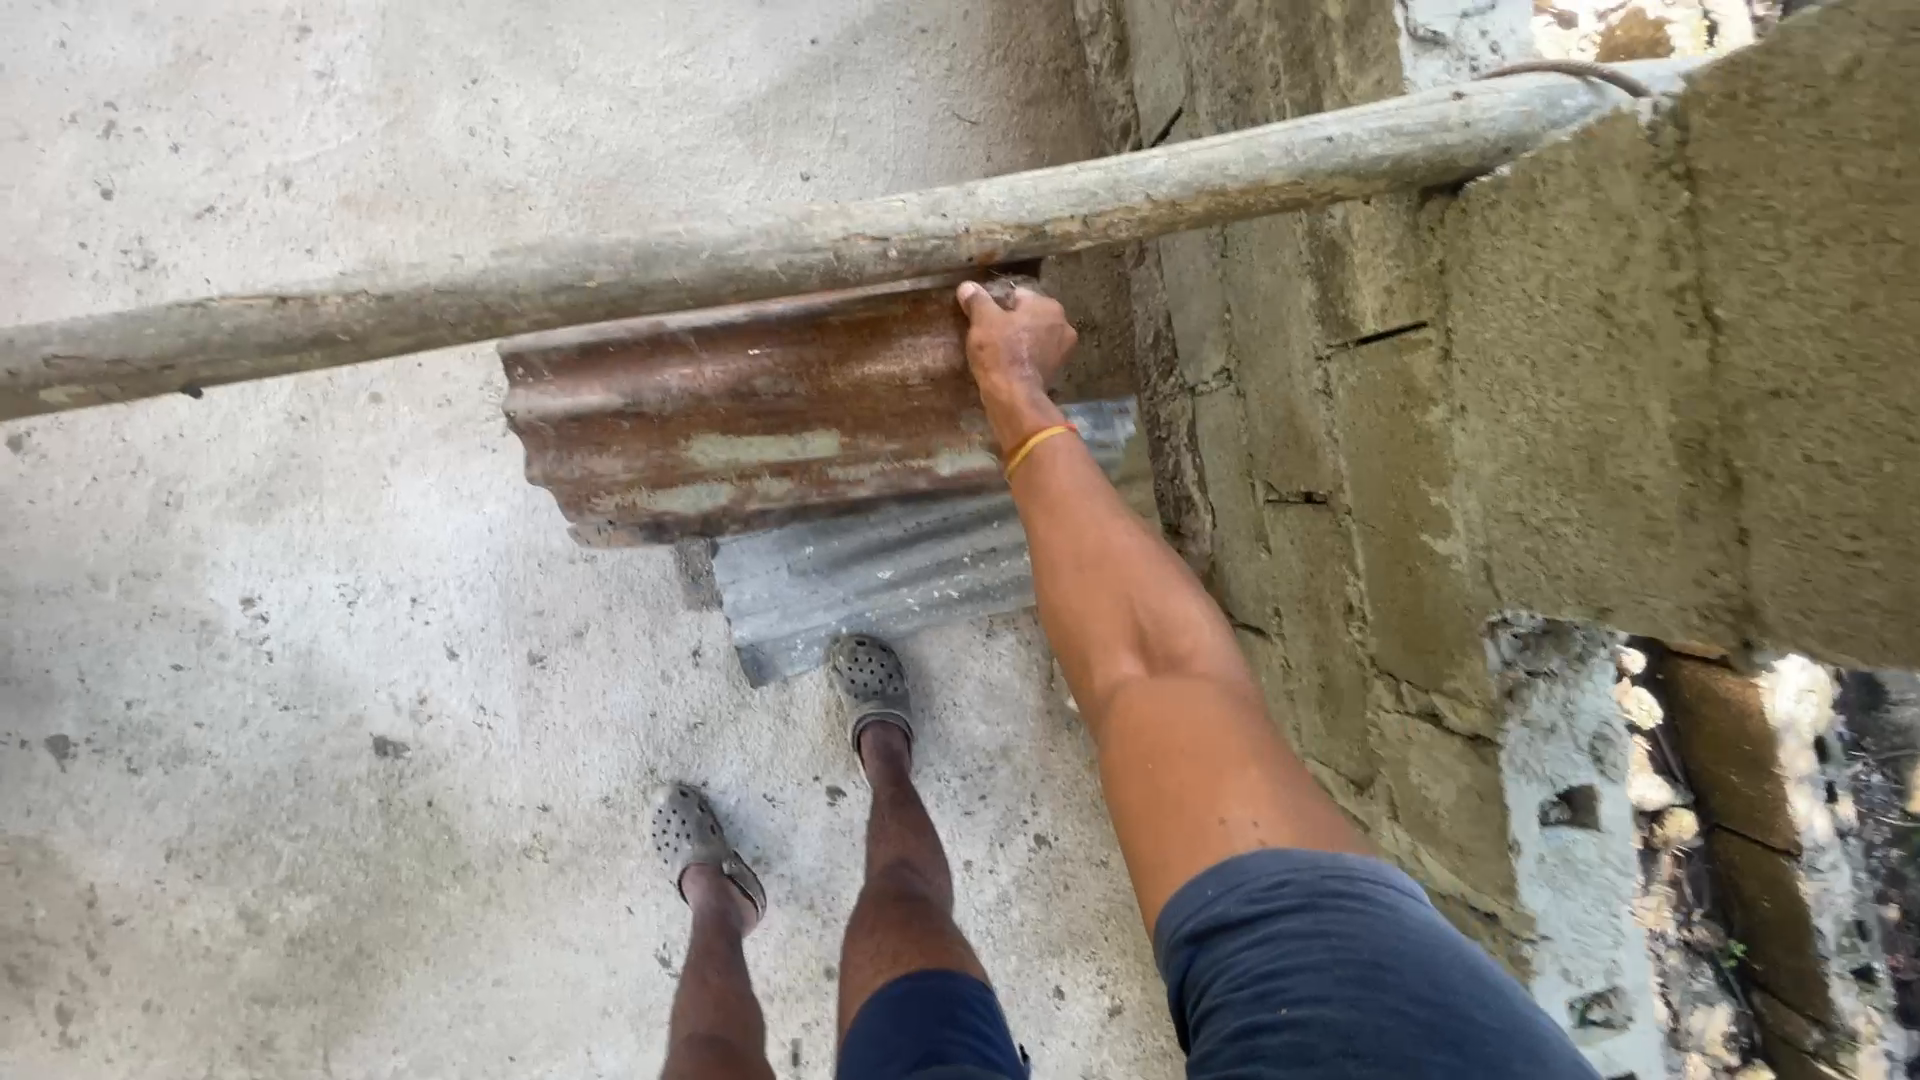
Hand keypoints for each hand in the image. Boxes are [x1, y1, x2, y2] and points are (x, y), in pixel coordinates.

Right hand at [955, 280, 1078, 411]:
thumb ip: (976, 300)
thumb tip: (967, 286)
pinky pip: (1036, 357)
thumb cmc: (1000, 352)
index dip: (998, 305)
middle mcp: (1063, 324)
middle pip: (1029, 317)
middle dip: (1012, 323)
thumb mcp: (983, 320)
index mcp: (1048, 305)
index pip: (1018, 296)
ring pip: (1034, 338)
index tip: (984, 319)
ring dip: (1020, 341)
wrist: (1014, 396)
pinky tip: (1010, 365)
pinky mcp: (1057, 372)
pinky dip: (1025, 359)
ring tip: (999, 352)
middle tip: (990, 336)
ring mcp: (1064, 351)